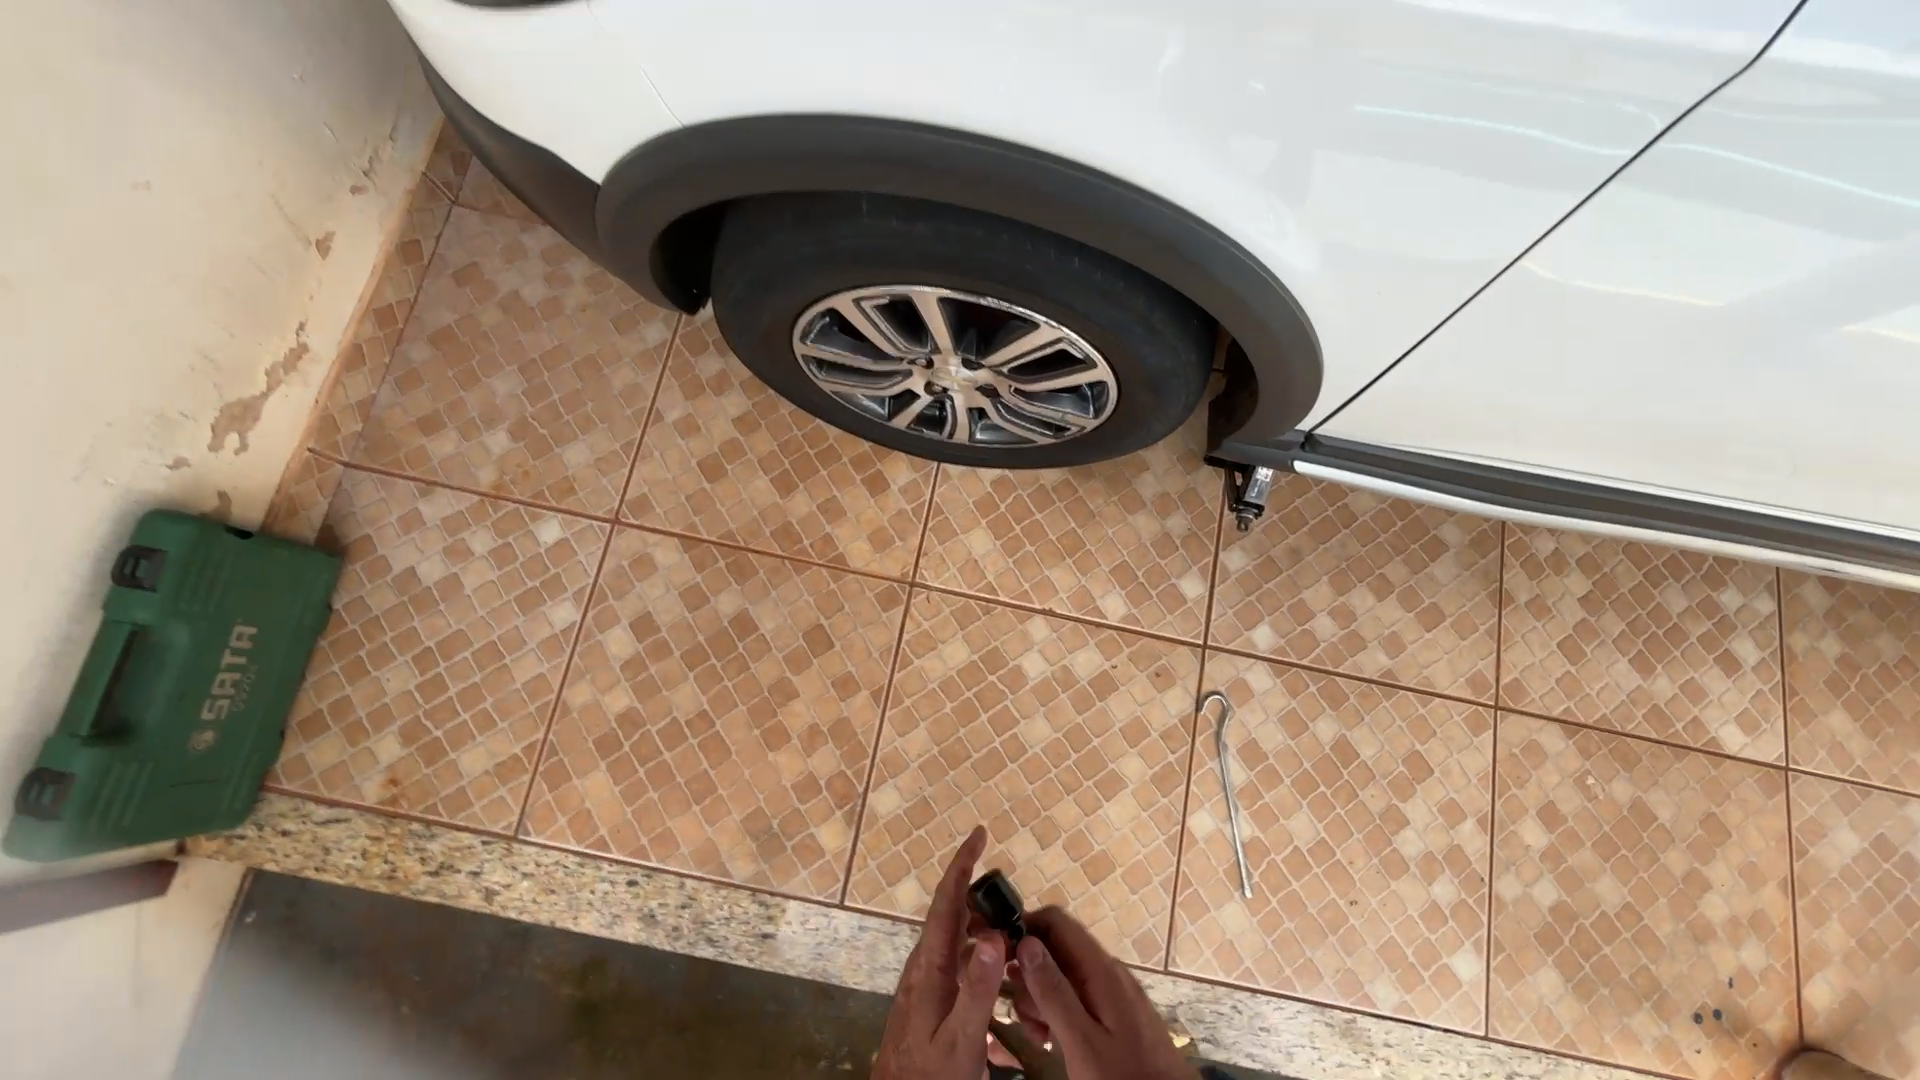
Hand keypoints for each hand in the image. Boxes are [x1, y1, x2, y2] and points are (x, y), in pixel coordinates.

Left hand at [872, 826, 1006, 1079]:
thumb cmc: (930, 1077)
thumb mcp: (961, 1038)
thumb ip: (978, 988)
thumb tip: (993, 934)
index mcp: (931, 967)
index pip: (947, 901)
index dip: (962, 864)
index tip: (979, 834)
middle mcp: (925, 968)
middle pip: (954, 917)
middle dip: (983, 901)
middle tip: (1014, 902)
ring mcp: (926, 986)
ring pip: (959, 947)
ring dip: (987, 941)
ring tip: (1016, 948)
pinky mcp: (930, 1005)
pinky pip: (961, 976)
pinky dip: (984, 976)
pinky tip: (1006, 1007)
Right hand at [1008, 907, 1199, 1079]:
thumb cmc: (1125, 1077)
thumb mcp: (1082, 1041)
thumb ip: (1054, 992)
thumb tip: (1026, 941)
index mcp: (1100, 969)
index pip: (1056, 921)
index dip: (1024, 928)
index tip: (997, 957)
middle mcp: (1106, 970)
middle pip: (1056, 948)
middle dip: (1030, 974)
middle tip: (1019, 1012)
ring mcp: (1111, 991)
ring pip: (1063, 975)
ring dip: (1040, 997)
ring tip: (1036, 1033)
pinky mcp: (1113, 1012)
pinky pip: (1076, 997)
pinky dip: (1057, 1011)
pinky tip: (1050, 1039)